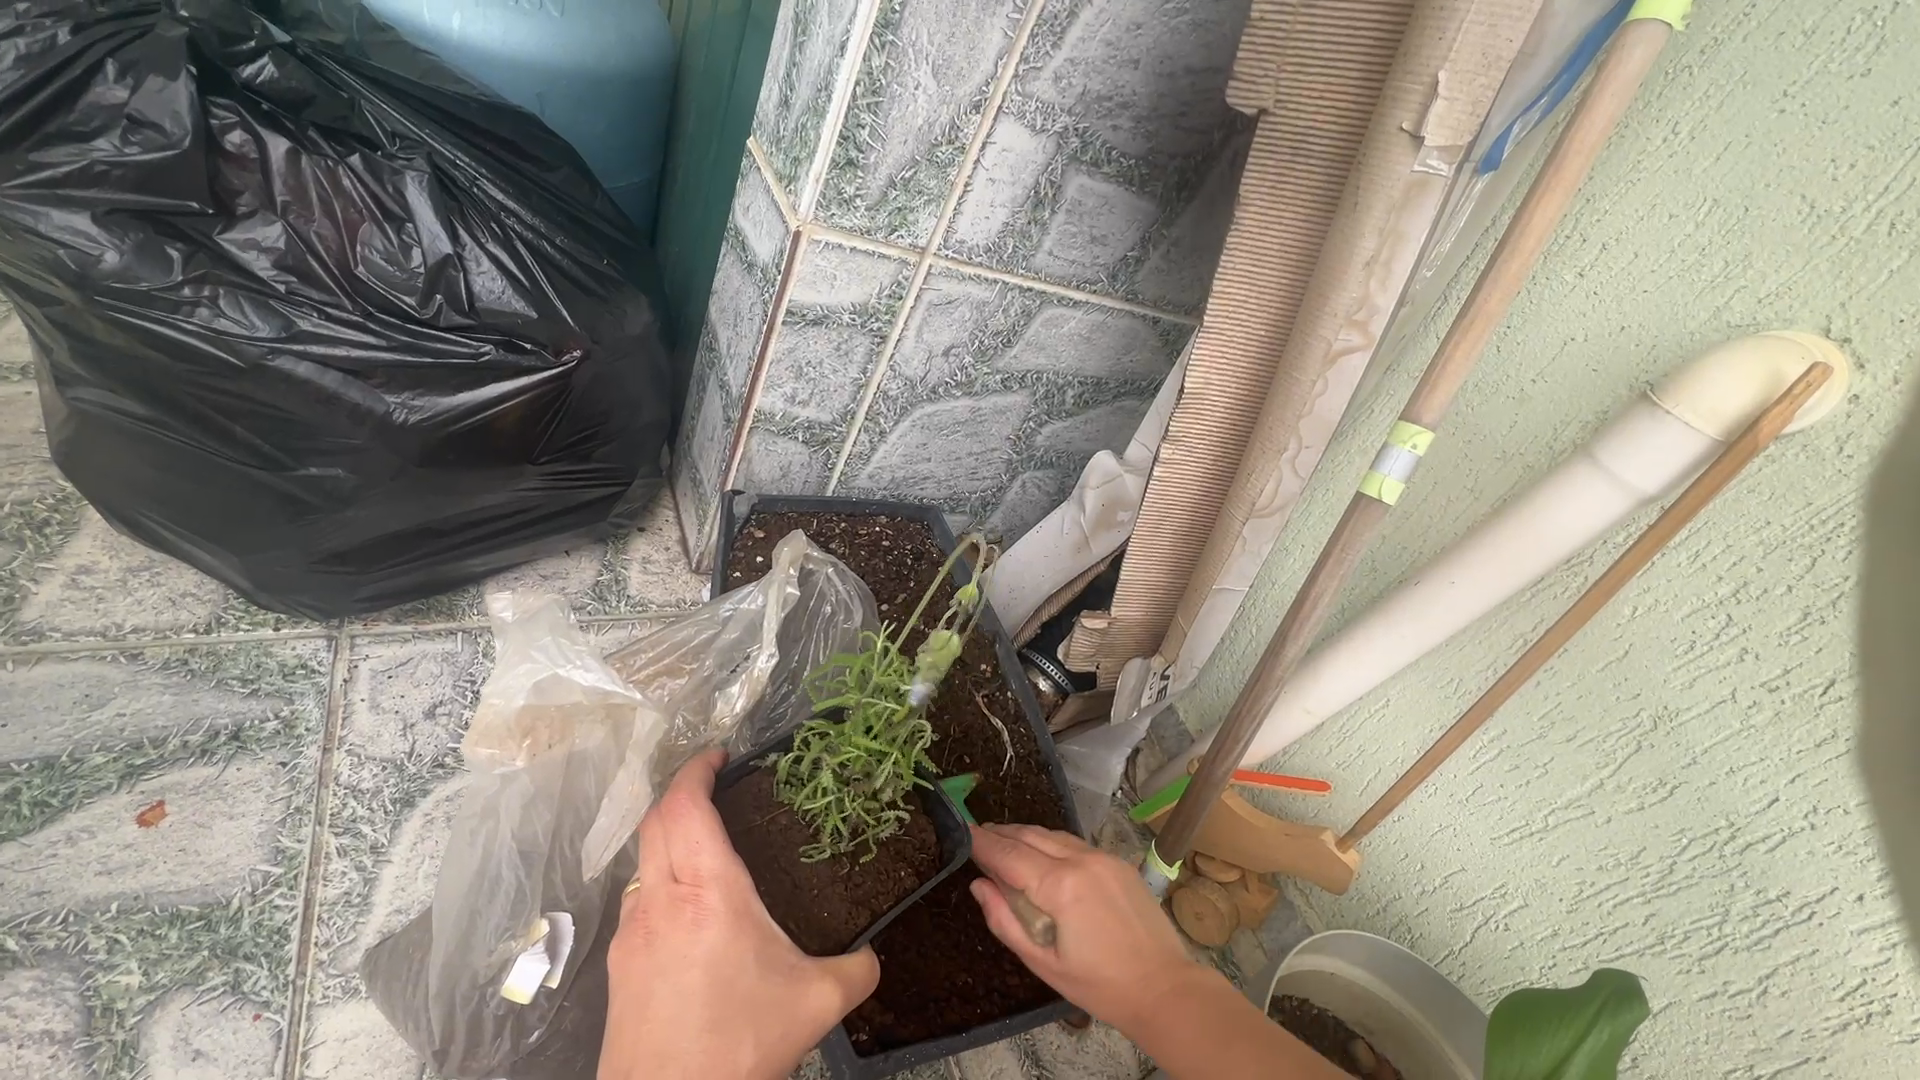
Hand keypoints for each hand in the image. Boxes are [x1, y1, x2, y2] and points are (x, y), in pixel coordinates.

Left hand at [599, 748, 879, 1079]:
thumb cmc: (738, 1042)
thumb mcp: (818, 1001)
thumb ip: (857, 967)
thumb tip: (874, 955)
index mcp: (707, 890)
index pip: (685, 805)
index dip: (697, 770)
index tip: (720, 755)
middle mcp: (660, 899)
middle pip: (655, 820)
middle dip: (682, 791)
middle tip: (717, 786)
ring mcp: (630, 934)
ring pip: (642, 860)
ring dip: (668, 836)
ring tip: (706, 844)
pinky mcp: (618, 967)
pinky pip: (637, 900)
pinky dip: (660, 879)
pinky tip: (689, 911)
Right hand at [966, 823, 1206, 1030]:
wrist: (1164, 987)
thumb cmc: (1099, 986)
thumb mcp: (1043, 963)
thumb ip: (1005, 921)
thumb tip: (980, 885)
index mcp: (1060, 887)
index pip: (1009, 854)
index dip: (983, 842)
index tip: (961, 832)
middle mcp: (1080, 860)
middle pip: (1030, 835)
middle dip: (1001, 833)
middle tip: (977, 834)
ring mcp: (1102, 857)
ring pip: (1052, 835)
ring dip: (1025, 835)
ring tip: (1003, 841)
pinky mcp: (1117, 861)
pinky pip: (1074, 843)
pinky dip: (1050, 842)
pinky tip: (1041, 854)